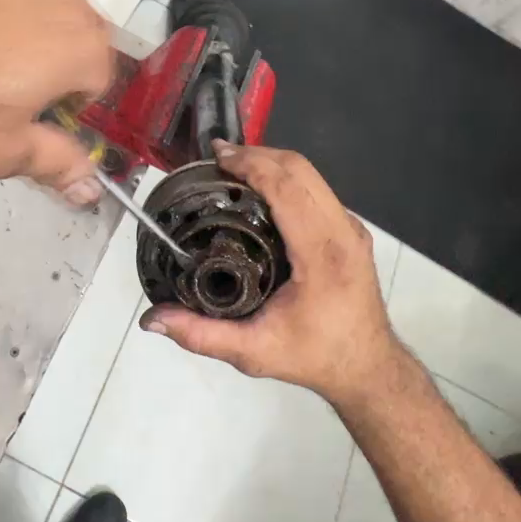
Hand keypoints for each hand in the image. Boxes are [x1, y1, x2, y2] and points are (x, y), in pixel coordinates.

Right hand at [139, 141, 405, 406]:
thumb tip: (153, 319)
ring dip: (272, 162)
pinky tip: (259, 186)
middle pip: (300, 169)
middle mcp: (342, 230)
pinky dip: (287, 176)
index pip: (288, 188)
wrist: (368, 367)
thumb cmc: (314, 356)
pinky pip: (317, 188)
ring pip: (311, 174)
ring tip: (233, 166)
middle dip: (258, 154)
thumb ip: (202, 335)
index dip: (252, 165)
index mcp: (322, 253)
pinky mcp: (351, 228)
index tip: (217, 157)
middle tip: (217, 158)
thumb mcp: (254, 352)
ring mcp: (351, 226)